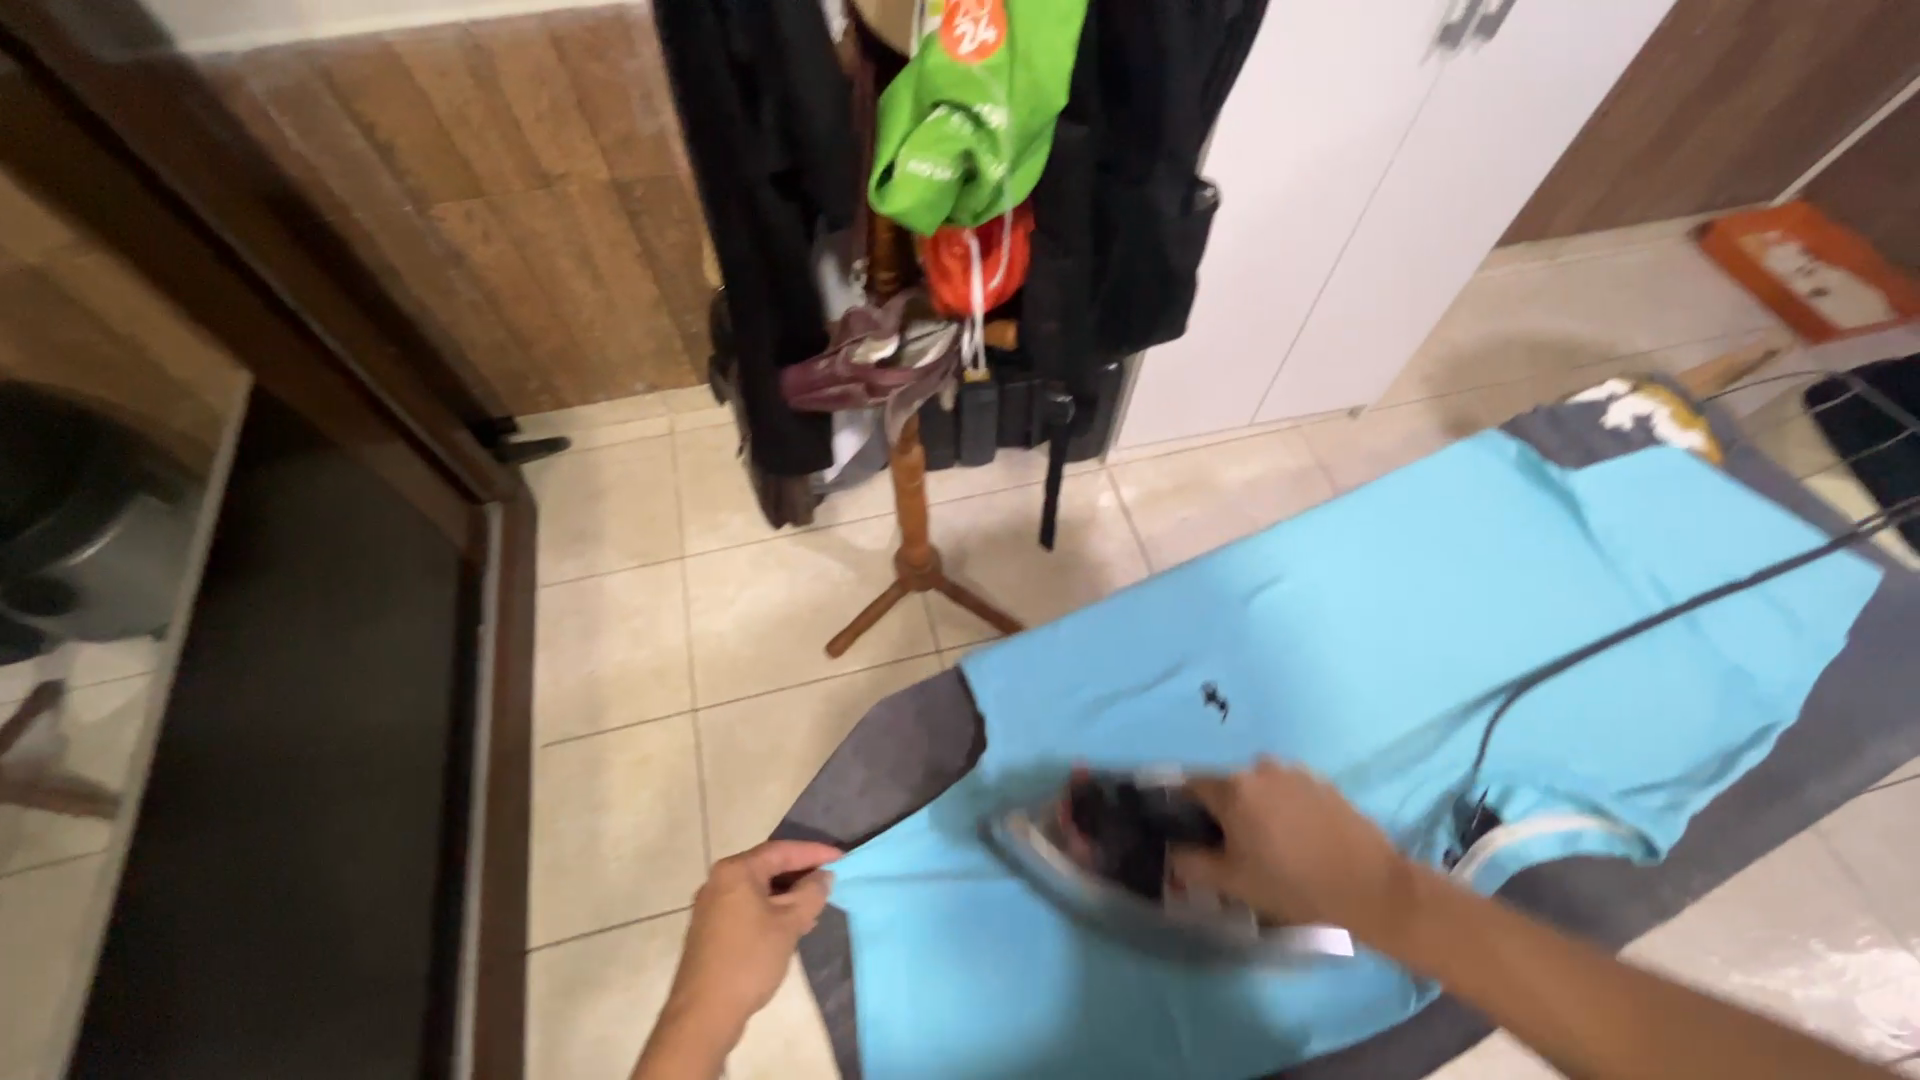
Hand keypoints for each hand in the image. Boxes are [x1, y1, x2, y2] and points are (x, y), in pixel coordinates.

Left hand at [662, 840, 840, 1031]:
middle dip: (801, 874)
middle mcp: (718, 880)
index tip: (842, 858)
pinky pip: (747, 907)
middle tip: (830, 881)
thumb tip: (823, 876)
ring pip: (758, 889)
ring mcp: (711, 906)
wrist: (702, 1015)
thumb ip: (811, 893)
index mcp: (735, 871)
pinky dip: (770, 910)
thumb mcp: (789, 924)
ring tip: (815, 906)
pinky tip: (790, 926)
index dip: (814, 852)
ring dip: (787, 895)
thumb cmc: (749, 960)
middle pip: (768, 867)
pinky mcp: (710, 929)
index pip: (782, 850)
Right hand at [1171, 758, 1415, 940]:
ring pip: (1259, 788)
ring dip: (1257, 808)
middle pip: (1227, 786)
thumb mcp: (1233, 883)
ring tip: (1272, 845)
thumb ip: (1191, 864)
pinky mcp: (1323, 782)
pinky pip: (1288, 791)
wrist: (1371, 887)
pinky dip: (1285, 809)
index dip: (1184, 809)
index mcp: (1233, 788)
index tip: (1192, 834)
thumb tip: (1173, 852)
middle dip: (1224, 811)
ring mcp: (1295, 772)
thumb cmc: (1293, 884)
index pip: (1190, 786)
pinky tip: (1300, 839)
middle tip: (1235, 847)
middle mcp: (1259, 768)